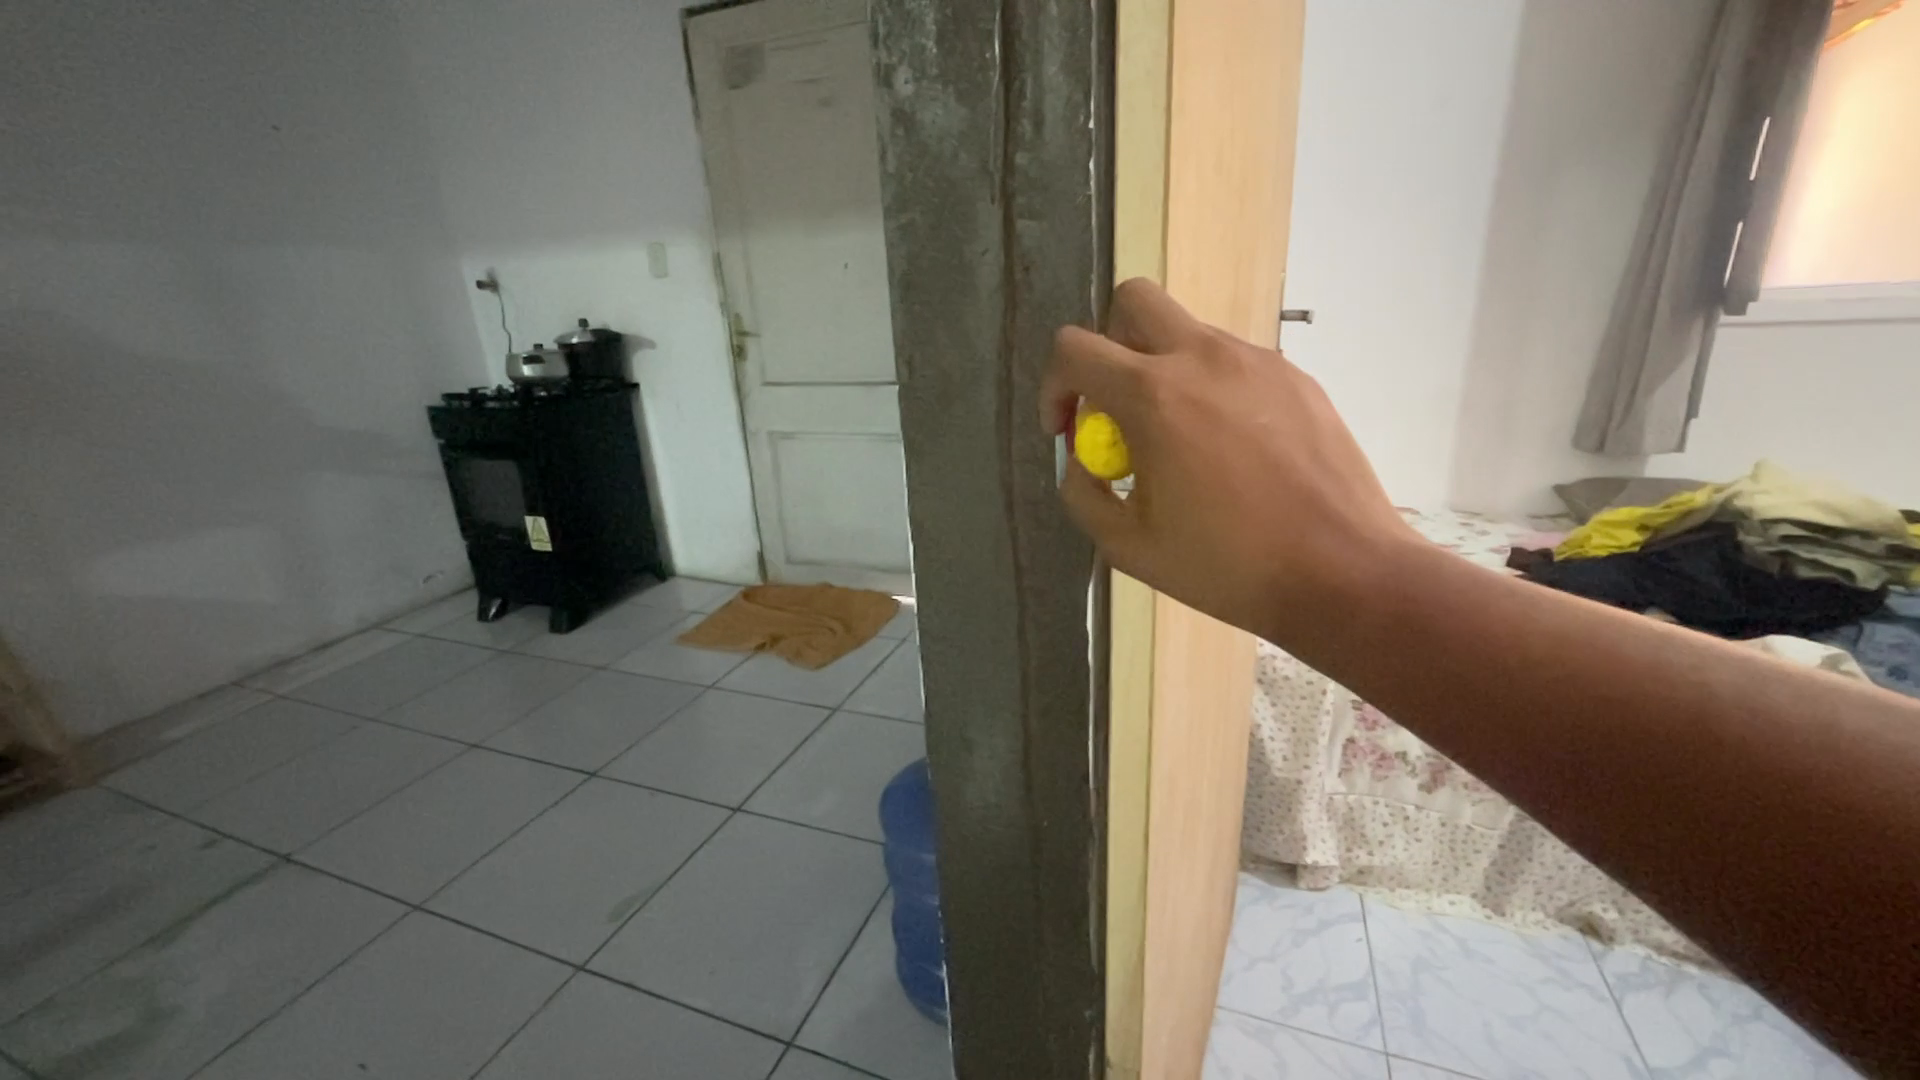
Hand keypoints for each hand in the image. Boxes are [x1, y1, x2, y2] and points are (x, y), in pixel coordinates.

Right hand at [1041, 278, 1413, 642]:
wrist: (1342, 572)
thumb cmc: (1226, 567)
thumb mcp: (1127, 545)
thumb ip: (1083, 492)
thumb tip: (1081, 459)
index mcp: (1154, 397)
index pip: (1074, 348)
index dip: (1053, 385)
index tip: (1065, 428)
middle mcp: (1203, 358)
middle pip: (1133, 301)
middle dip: (1108, 345)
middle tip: (1117, 407)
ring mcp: (1256, 361)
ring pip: (1187, 333)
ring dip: (1162, 370)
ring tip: (1180, 443)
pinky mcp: (1296, 377)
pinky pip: (1233, 362)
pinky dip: (1211, 389)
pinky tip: (1231, 452)